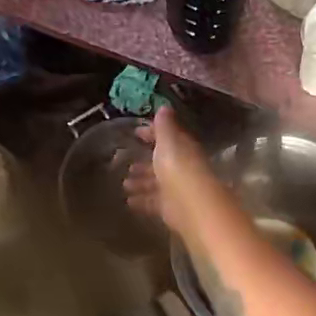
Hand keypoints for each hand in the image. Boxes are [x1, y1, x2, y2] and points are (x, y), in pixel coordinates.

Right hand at [124, 106, 227, 243]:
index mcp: (183, 148)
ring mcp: (177, 189)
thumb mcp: (168, 141)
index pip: (169, 138)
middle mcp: (182, 168)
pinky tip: (129, 202)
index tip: (136, 133)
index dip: (153, 134)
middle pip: (162, 163)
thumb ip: (164, 126)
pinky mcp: (171, 208)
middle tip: (127, 164)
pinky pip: (154, 203)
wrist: (190, 204)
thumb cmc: (178, 167)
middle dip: (145, 163)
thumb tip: (164, 107)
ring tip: (125, 184)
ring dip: (141, 182)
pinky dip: (142, 201)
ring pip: (157, 183)